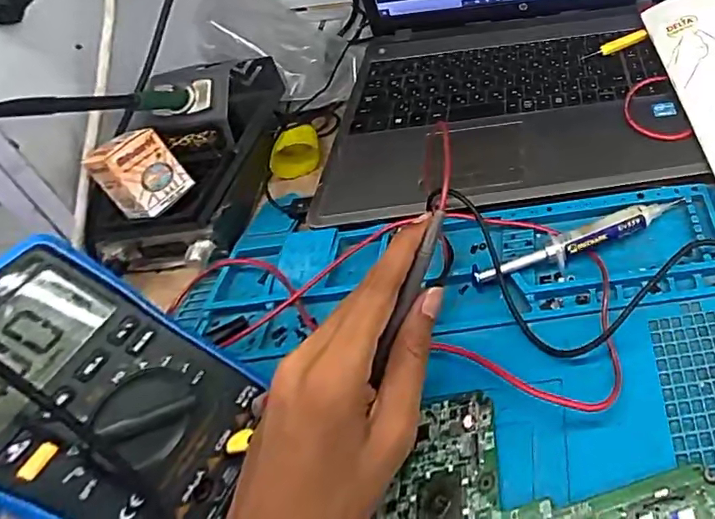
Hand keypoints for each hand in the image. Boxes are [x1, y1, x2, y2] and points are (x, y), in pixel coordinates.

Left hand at [228, 218, 442, 518]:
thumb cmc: (338, 497)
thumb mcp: (393, 433)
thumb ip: (413, 359)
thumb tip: (429, 301)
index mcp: (333, 372)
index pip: (375, 291)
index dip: (402, 250)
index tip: (424, 222)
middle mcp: (303, 358)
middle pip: (359, 298)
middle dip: (396, 274)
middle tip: (431, 258)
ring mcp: (287, 368)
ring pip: (344, 314)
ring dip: (380, 301)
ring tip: (413, 305)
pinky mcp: (283, 377)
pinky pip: (329, 334)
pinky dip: (360, 325)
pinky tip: (381, 339)